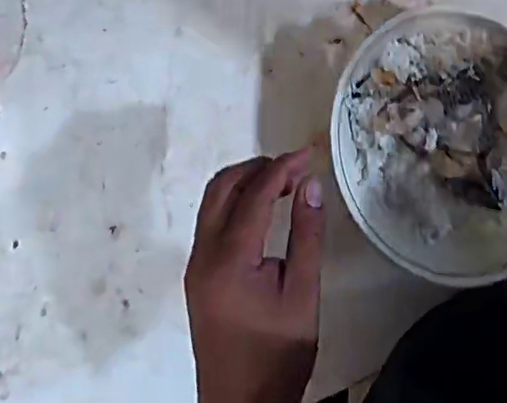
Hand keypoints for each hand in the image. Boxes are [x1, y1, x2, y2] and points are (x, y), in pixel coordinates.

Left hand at [186, 149, 323, 402]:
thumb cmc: (278, 352)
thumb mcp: (303, 291)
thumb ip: (307, 233)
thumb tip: (311, 183)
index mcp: (229, 261)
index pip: (254, 194)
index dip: (283, 167)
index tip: (310, 153)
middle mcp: (203, 257)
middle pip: (222, 188)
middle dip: (259, 166)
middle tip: (296, 166)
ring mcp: (196, 267)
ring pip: (213, 201)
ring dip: (246, 181)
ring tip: (285, 182)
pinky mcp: (199, 277)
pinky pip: (213, 220)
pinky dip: (237, 201)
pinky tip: (266, 208)